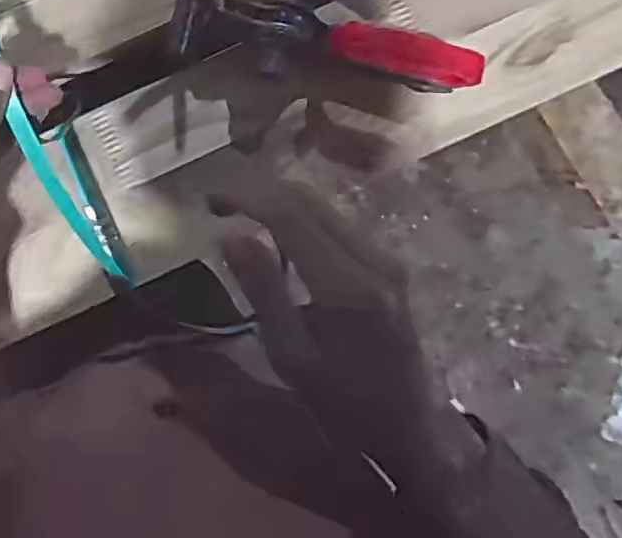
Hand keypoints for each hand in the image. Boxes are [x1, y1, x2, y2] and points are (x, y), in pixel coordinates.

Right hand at [211, 179, 483, 484]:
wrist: (412, 428)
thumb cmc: (343, 400)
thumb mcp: (291, 356)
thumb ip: (262, 291)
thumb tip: (229, 234)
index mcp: (348, 285)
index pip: (289, 214)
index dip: (245, 197)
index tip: (209, 200)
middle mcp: (372, 259)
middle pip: (304, 198)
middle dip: (255, 192)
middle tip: (218, 205)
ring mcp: (383, 255)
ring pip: (318, 203)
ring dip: (273, 200)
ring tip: (238, 214)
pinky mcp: (384, 258)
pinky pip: (330, 217)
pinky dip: (294, 213)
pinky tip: (273, 233)